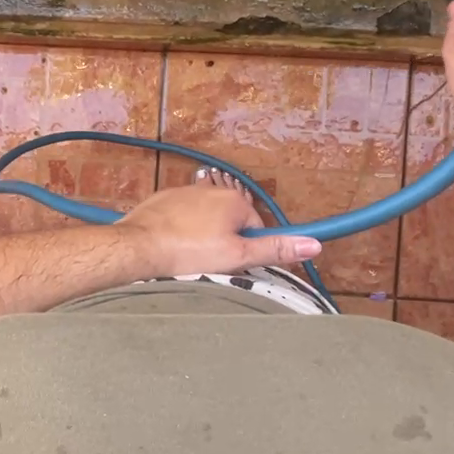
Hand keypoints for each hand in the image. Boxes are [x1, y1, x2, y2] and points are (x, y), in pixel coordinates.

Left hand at [119, 172, 321, 275]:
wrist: (140, 247)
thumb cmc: (188, 252)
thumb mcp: (237, 256)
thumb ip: (274, 249)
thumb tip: (313, 245)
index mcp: (233, 201)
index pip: (255, 228)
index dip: (247, 249)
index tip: (233, 263)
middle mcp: (210, 189)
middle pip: (229, 222)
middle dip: (224, 241)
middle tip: (209, 262)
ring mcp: (184, 193)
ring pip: (203, 220)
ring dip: (200, 236)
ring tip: (188, 256)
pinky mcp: (162, 200)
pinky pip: (180, 218)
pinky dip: (178, 231)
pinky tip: (171, 247)